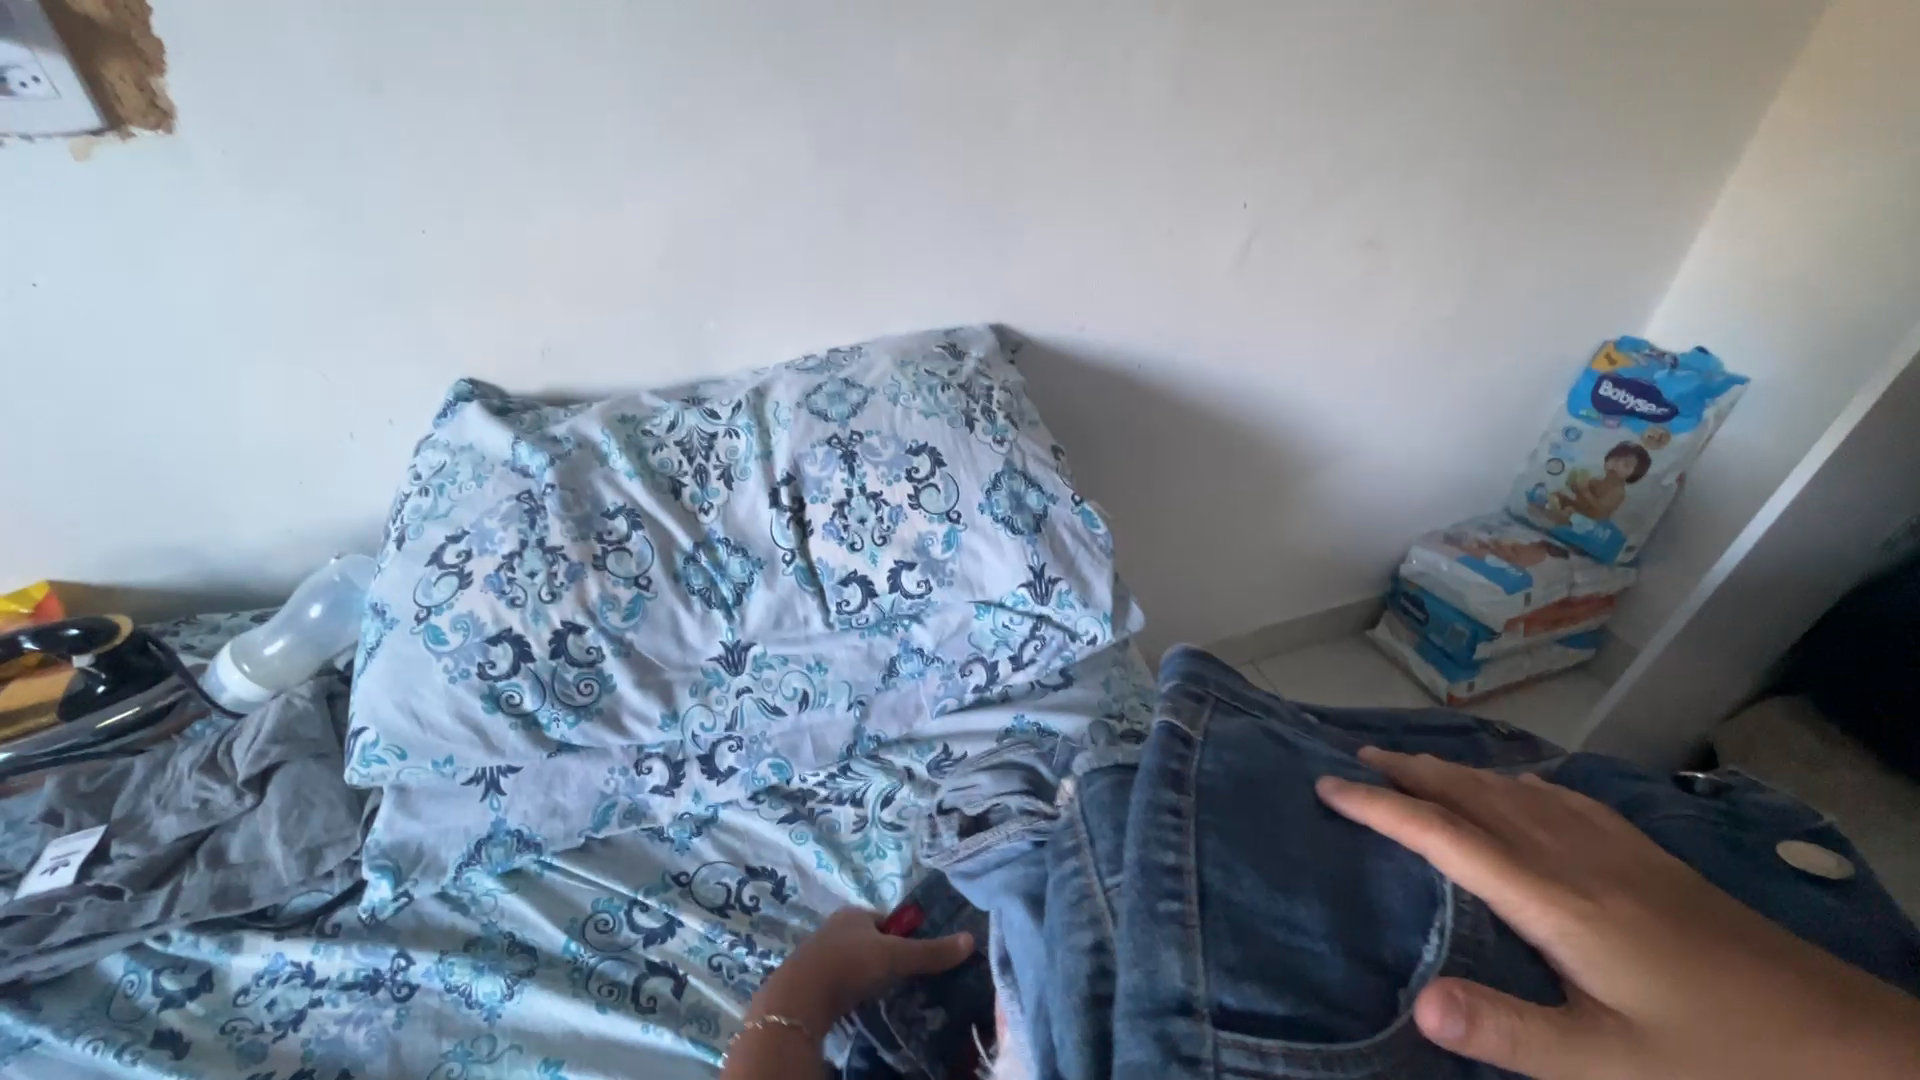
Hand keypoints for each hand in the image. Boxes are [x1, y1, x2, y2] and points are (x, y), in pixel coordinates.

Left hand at [749, 906, 974, 1037]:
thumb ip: (931, 952)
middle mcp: (834, 925)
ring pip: (850, 958)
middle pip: (867, 938)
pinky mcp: (807, 977)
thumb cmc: (850, 966)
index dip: (901, 936)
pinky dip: (847, 987)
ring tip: (878, 993)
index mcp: (855, 913)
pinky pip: (835, 978)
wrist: (799, 998)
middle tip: (898, 977)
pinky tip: (854, 1002)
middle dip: (882, 955)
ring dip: (863, 972)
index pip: (886, 920)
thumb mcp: (896, 957)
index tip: (911, 956)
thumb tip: (970, 939)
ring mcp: (817, 951)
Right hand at [1315, 747, 1919, 1078]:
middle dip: (1411, 771)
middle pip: (1475, 795)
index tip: (1328, 785)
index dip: (1380, 806)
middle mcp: (1575, 857)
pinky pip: (1559, 797)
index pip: (1444, 836)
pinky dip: (1513, 781)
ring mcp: (1617, 851)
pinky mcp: (1649, 857)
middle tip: (1357, 756)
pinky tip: (1517, 788)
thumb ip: (1510, 1034)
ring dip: (1455, 770)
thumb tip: (1414, 1003)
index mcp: (1554, 899)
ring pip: (1514, 790)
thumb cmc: (1723, 1060)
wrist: (1862, 1049)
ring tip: (1415, 763)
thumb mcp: (1613, 1069)